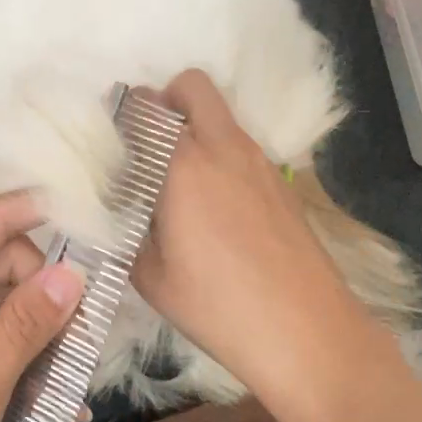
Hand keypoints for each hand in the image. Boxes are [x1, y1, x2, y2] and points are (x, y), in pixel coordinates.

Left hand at [0, 192, 84, 421]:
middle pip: (4, 264)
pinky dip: (18, 356)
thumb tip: (73, 274)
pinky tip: (45, 396)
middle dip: (42, 297)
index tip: (93, 217)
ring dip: (35, 336)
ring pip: (3, 301)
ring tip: (64, 383)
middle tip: (77, 343)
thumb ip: (26, 324)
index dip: (40, 210)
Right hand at [136, 71, 421, 421]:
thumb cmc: (220, 307)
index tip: (110, 142)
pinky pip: (240, 145)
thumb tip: (117, 206)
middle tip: (148, 142)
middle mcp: (222, 146)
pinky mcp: (281, 181)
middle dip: (165, 100)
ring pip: (219, 115)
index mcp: (183, 163)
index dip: (122, 115)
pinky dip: (219, 154)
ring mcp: (258, 161)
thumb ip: (126, 229)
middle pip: (192, 86)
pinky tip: (212, 206)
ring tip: (177, 179)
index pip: (144, 108)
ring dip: (194, 127)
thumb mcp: (151, 277)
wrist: (310, 335)